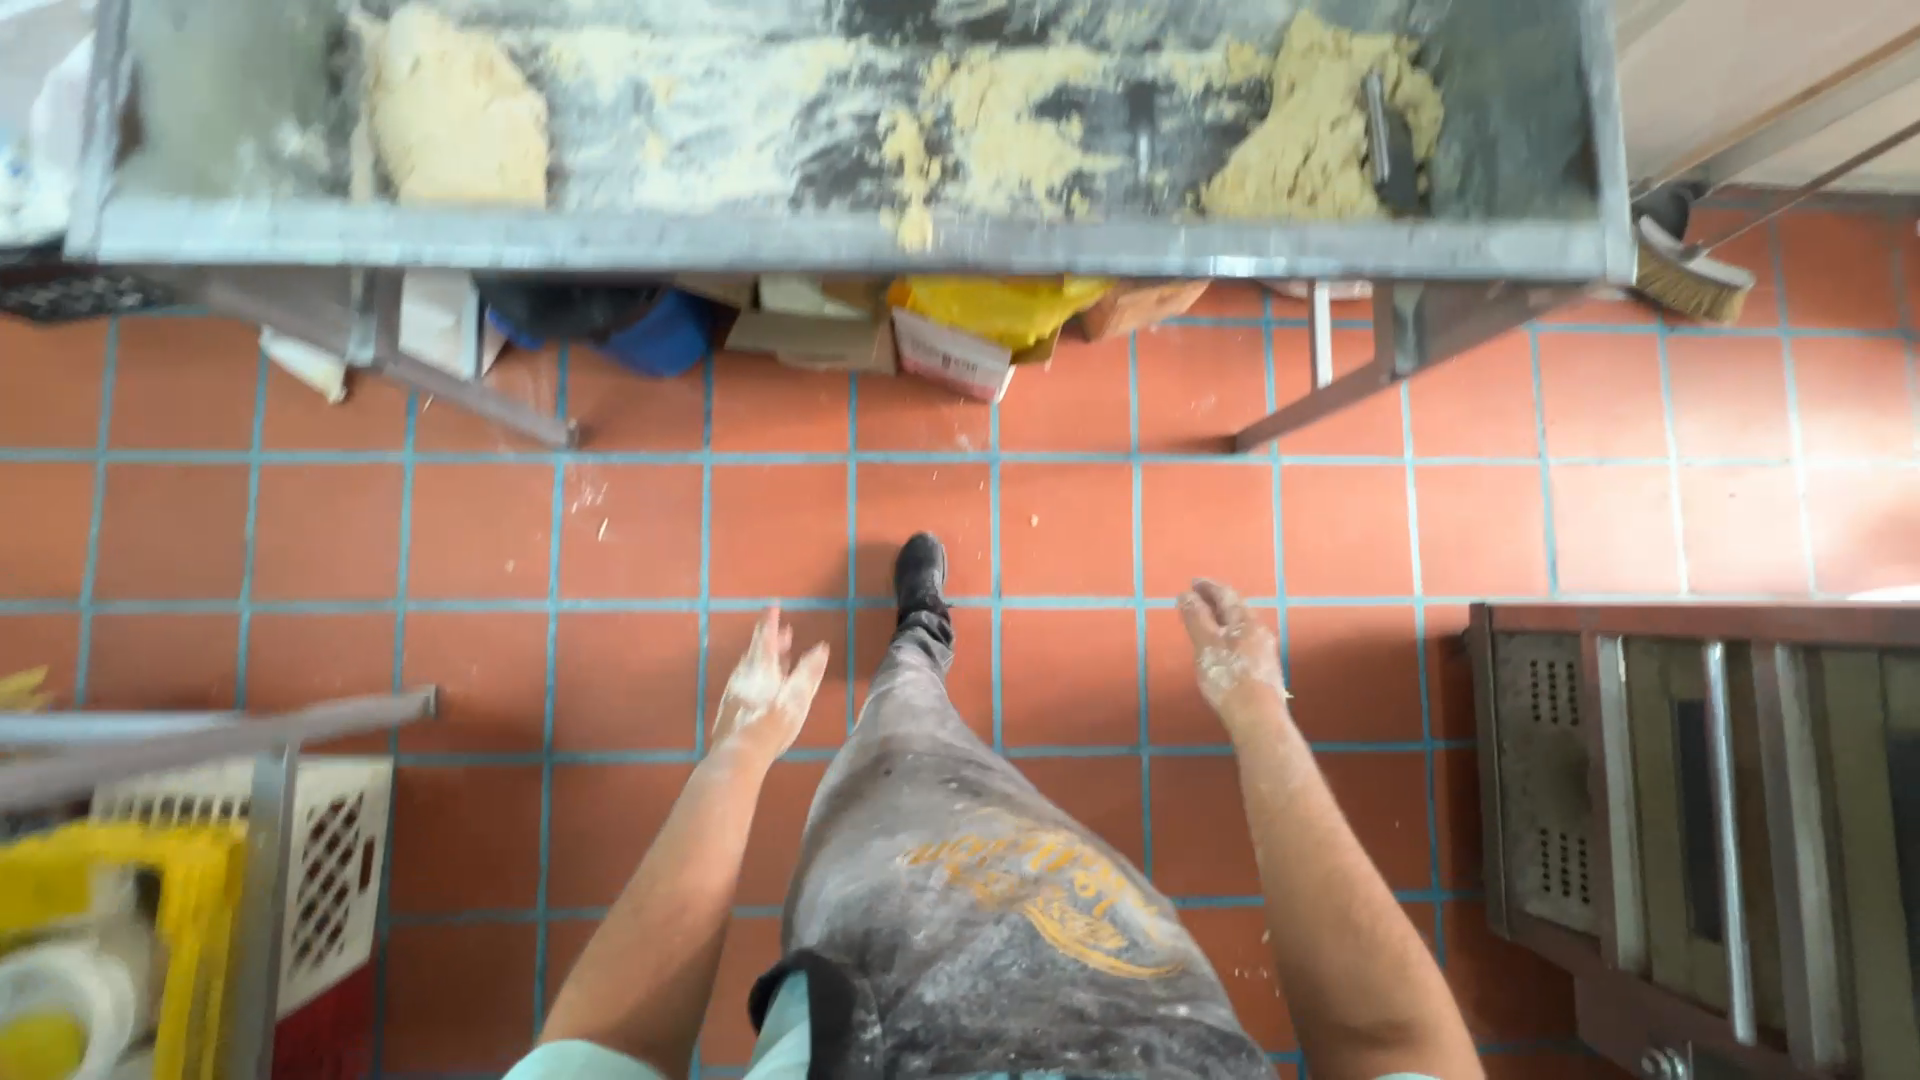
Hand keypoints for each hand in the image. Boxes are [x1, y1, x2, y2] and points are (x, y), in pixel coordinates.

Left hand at [711, 606, 830, 763]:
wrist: (739, 754)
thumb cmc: (773, 722)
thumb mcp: (798, 696)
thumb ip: (809, 671)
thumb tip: (821, 647)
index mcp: (760, 666)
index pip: (765, 635)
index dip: (771, 620)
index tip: (774, 606)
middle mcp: (743, 673)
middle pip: (757, 650)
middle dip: (772, 640)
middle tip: (786, 634)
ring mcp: (734, 690)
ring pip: (750, 667)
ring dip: (765, 659)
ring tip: (779, 660)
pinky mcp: (729, 707)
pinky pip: (746, 682)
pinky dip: (758, 675)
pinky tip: (764, 687)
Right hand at [1177, 579, 1290, 743]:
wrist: (1257, 717)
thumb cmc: (1228, 677)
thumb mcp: (1205, 644)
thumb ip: (1196, 617)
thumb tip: (1186, 594)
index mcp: (1245, 621)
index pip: (1226, 595)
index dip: (1208, 587)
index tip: (1193, 582)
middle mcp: (1259, 632)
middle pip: (1235, 610)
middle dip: (1214, 602)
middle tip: (1196, 599)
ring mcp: (1263, 651)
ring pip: (1239, 627)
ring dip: (1220, 620)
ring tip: (1204, 622)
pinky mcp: (1263, 669)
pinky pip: (1242, 642)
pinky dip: (1226, 636)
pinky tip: (1220, 648)